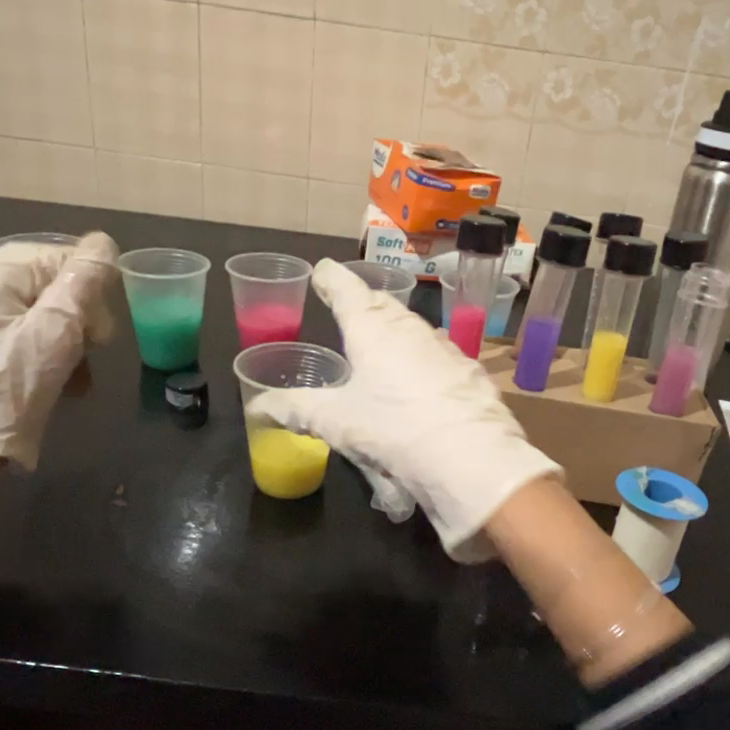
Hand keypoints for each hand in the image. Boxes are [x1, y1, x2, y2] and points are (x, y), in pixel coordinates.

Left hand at [0, 232, 117, 469]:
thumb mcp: (57, 333)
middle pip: (48, 285)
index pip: (53, 257)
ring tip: (79, 374)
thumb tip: (102, 243)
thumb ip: (82, 283)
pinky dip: (52, 355)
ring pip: (43, 313)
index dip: (88, 286)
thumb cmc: (11, 387)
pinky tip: (64, 382)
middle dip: (80, 318)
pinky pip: (28, 335)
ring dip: (71, 342)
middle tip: (94, 350)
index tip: (103, 328)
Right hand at [248, 260, 560, 560]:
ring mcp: (445, 349)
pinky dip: (422, 360)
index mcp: (372, 328)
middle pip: (382, 305)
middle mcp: (410, 328)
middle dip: (364, 304)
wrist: (471, 458)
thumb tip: (258, 406)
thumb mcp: (337, 423)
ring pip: (414, 329)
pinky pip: (438, 356)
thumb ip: (296, 410)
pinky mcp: (469, 374)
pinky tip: (421, 380)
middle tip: (350, 308)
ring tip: (382, 343)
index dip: (331, 279)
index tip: (322, 271)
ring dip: (396, 331)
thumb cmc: (393, 429)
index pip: (346, 289)